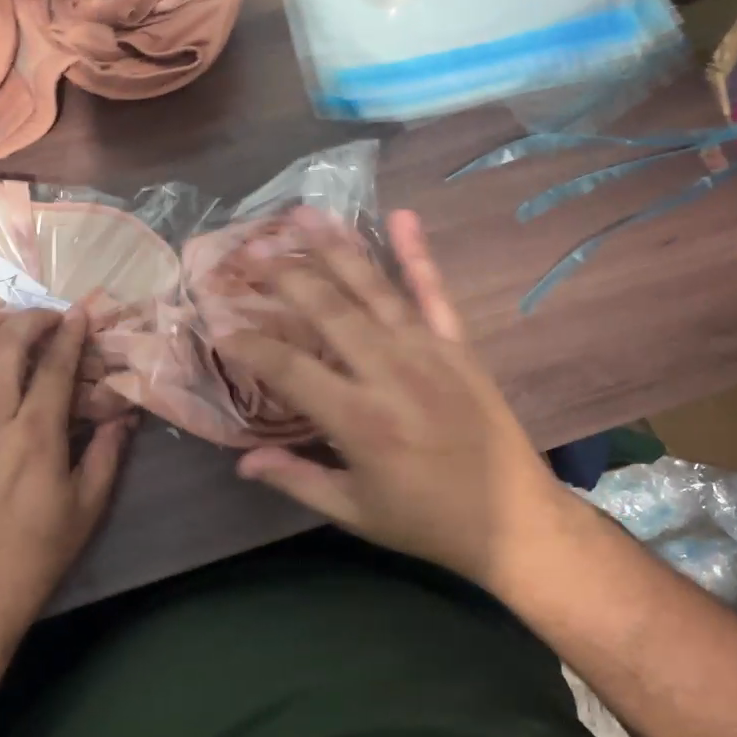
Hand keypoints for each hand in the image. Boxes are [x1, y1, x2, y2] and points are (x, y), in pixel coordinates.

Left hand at [0, 310, 133, 650]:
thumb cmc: (37, 553)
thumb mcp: (88, 508)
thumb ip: (109, 452)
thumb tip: (125, 411)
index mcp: (33, 439)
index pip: (52, 366)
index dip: (70, 334)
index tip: (81, 315)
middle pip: (1, 346)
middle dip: (28, 319)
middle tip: (48, 317)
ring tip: (5, 323)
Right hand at [216, 209, 575, 591]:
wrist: (514, 521)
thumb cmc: (426, 521)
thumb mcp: (354, 511)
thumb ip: (296, 479)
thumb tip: (242, 461)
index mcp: (358, 419)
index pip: (288, 367)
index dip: (250, 345)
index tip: (221, 327)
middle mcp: (389, 372)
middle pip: (327, 310)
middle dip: (284, 276)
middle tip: (249, 252)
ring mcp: (427, 351)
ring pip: (373, 289)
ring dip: (335, 248)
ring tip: (302, 216)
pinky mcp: (458, 346)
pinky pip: (434, 292)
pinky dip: (417, 253)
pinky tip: (400, 215)